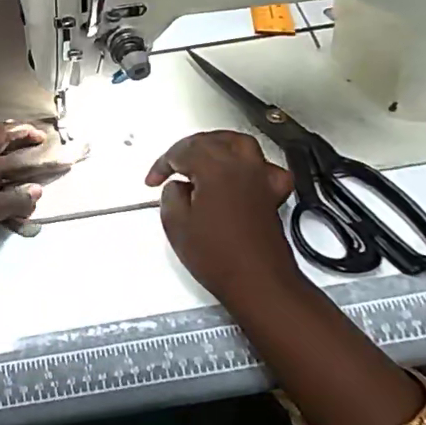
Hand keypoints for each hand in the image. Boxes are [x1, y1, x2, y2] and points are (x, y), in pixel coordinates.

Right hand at [146, 131, 303, 303]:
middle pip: (211, 141)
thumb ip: (170, 195)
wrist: (258, 283)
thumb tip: (178, 186)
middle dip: (187, 148)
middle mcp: (241, 165)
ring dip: (218, 144)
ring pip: (239, 144)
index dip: (163, 164)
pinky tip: (242, 174)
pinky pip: (264, 168)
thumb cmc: (216, 255)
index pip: (182, 151)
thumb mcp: (176, 224)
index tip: (153, 180)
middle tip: (171, 164)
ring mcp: (261, 178)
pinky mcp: (272, 195)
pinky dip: (251, 165)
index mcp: (214, 168)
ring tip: (203, 154)